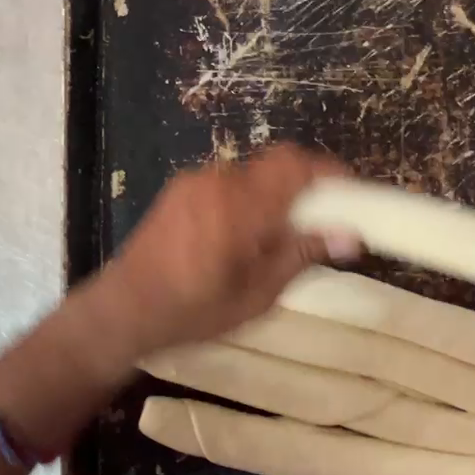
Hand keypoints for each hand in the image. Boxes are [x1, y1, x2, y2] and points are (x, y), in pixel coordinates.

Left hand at [78, 145, 343, 363]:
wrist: (122, 308)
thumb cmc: (193, 311)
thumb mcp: (257, 294)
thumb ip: (302, 254)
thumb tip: (351, 235)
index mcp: (240, 206)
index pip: (295, 165)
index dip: (329, 170)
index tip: (352, 190)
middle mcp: (219, 181)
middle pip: (277, 163)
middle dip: (307, 182)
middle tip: (325, 214)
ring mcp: (197, 180)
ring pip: (255, 172)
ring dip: (277, 191)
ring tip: (284, 230)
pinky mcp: (182, 187)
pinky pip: (230, 180)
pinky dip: (251, 196)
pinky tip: (248, 231)